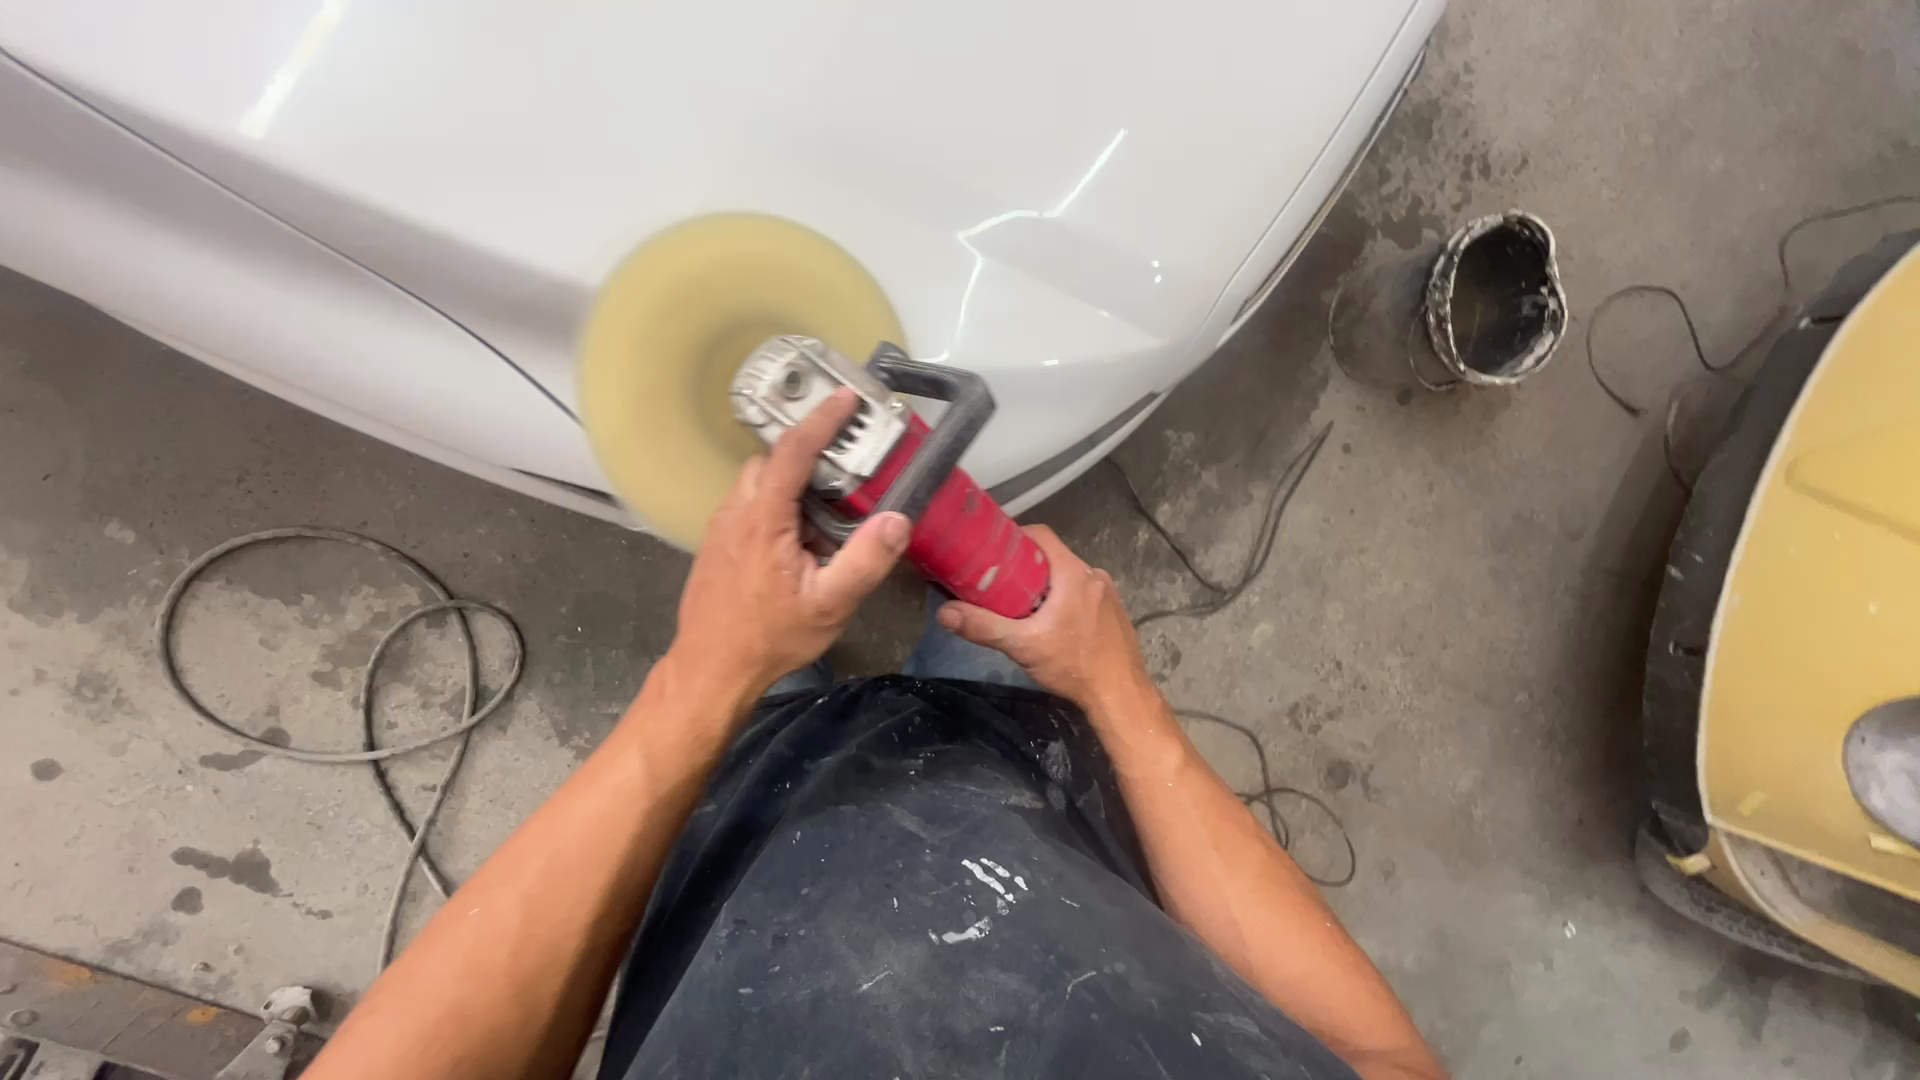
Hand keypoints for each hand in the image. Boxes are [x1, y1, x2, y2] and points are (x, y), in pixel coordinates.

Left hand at [668, 388, 910, 698]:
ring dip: (792, 481)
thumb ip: (865, 560)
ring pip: (758, 483)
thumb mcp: (830, 604)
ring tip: (829, 510)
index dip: (821, 420)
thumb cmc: (770, 637)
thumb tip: (898, 519)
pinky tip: (799, 540)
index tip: (845, 398)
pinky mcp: (718, 544)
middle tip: (848, 468)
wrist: (712, 668)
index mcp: (764, 519)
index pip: (792, 452)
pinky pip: (749, 505)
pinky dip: (777, 503)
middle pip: (772, 462)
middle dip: (807, 455)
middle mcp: (736, 513)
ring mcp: (722, 528)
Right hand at [935, 525, 1151, 708]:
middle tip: (999, 583)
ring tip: (1020, 604)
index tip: (993, 551)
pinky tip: (1051, 623)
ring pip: (1067, 577)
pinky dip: (1064, 599)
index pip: (1041, 535)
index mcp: (1073, 573)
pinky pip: (1082, 594)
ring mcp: (1108, 593)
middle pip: (1052, 557)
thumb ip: (983, 627)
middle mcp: (1094, 575)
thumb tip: (944, 612)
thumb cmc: (1073, 665)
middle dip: (1025, 566)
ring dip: (1045, 586)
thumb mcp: (1023, 646)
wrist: (1120, 696)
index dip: (1015, 537)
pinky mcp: (1114, 611)